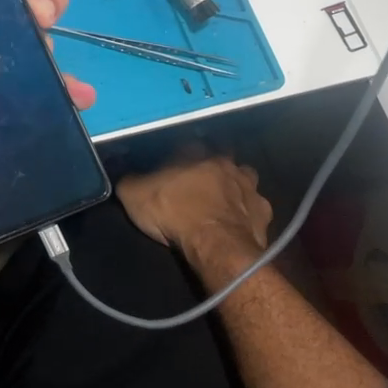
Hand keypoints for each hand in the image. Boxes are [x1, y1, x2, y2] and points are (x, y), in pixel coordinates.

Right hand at [117, 153, 273, 283]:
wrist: (215, 245)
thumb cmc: (173, 213)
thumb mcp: (133, 195)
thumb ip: (128, 180)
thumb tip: (124, 172)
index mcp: (194, 153)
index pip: (188, 142)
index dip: (180, 151)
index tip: (172, 162)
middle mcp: (225, 163)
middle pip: (222, 154)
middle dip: (214, 162)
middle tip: (202, 176)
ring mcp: (248, 187)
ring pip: (246, 175)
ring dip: (237, 182)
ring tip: (224, 196)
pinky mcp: (263, 211)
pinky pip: (257, 205)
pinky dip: (249, 209)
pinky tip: (240, 219)